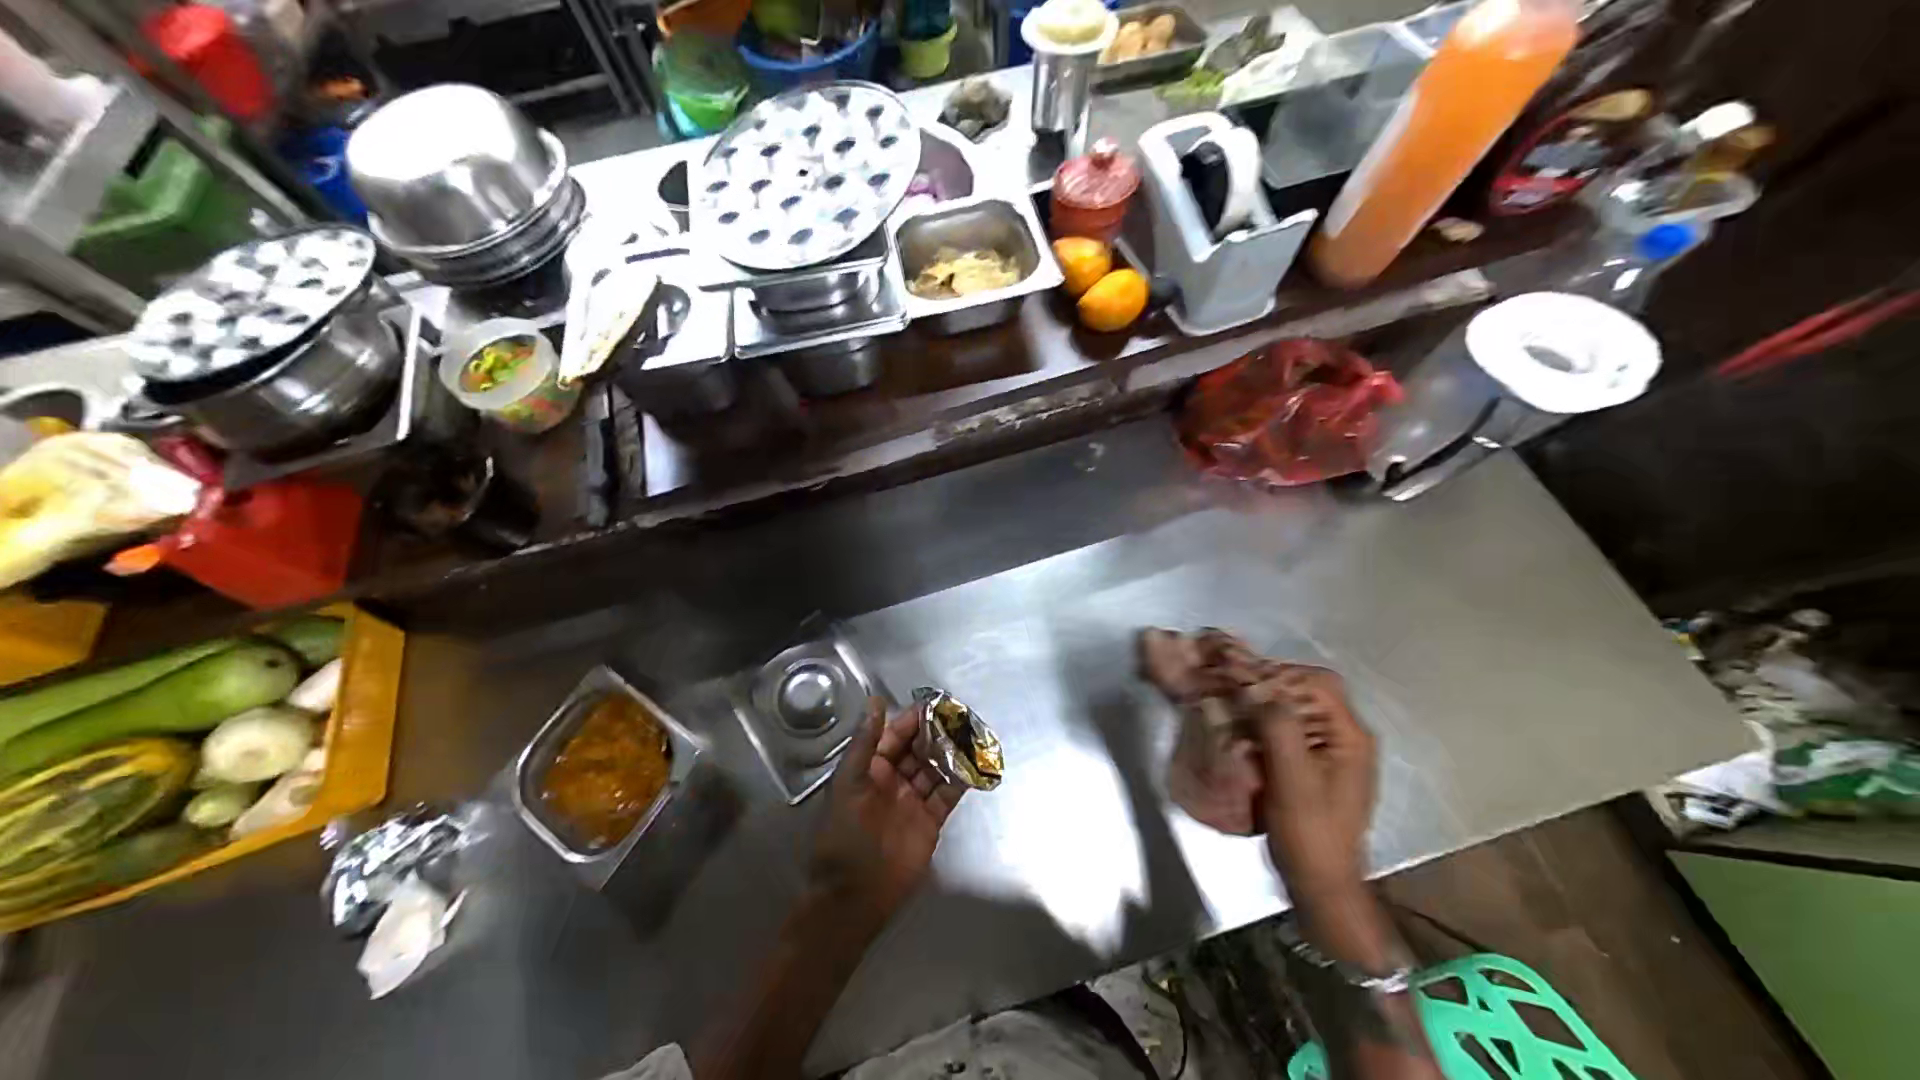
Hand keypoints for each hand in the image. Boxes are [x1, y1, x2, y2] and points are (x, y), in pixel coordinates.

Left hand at [808, 698, 966, 922]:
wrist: (854, 894)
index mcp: (869, 769)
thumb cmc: (844, 835)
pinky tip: (974, 765)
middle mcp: (893, 781)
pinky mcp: (930, 821)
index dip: (912, 719)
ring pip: (935, 768)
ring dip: (951, 753)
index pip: (894, 736)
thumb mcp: (848, 783)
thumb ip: (865, 743)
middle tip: (960, 717)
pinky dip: (961, 780)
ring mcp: (913, 801)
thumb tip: (875, 702)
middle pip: (918, 749)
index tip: (935, 704)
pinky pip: (948, 794)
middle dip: (936, 733)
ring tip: (971, 735)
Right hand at [1251, 665, 1376, 902]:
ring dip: (1267, 702)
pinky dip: (1268, 721)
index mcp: (1350, 736)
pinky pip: (1294, 728)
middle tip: (1234, 689)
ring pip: (1300, 707)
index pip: (1316, 682)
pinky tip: (1245, 729)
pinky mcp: (1318, 765)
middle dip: (1270, 684)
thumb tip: (1257, 684)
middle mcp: (1348, 737)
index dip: (1278, 675)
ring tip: (1235, 705)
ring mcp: (1335, 751)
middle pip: (1310, 689)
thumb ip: (1278, 727)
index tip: (1240, 682)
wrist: (1322, 883)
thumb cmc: (1309, 833)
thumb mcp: (1292, 779)